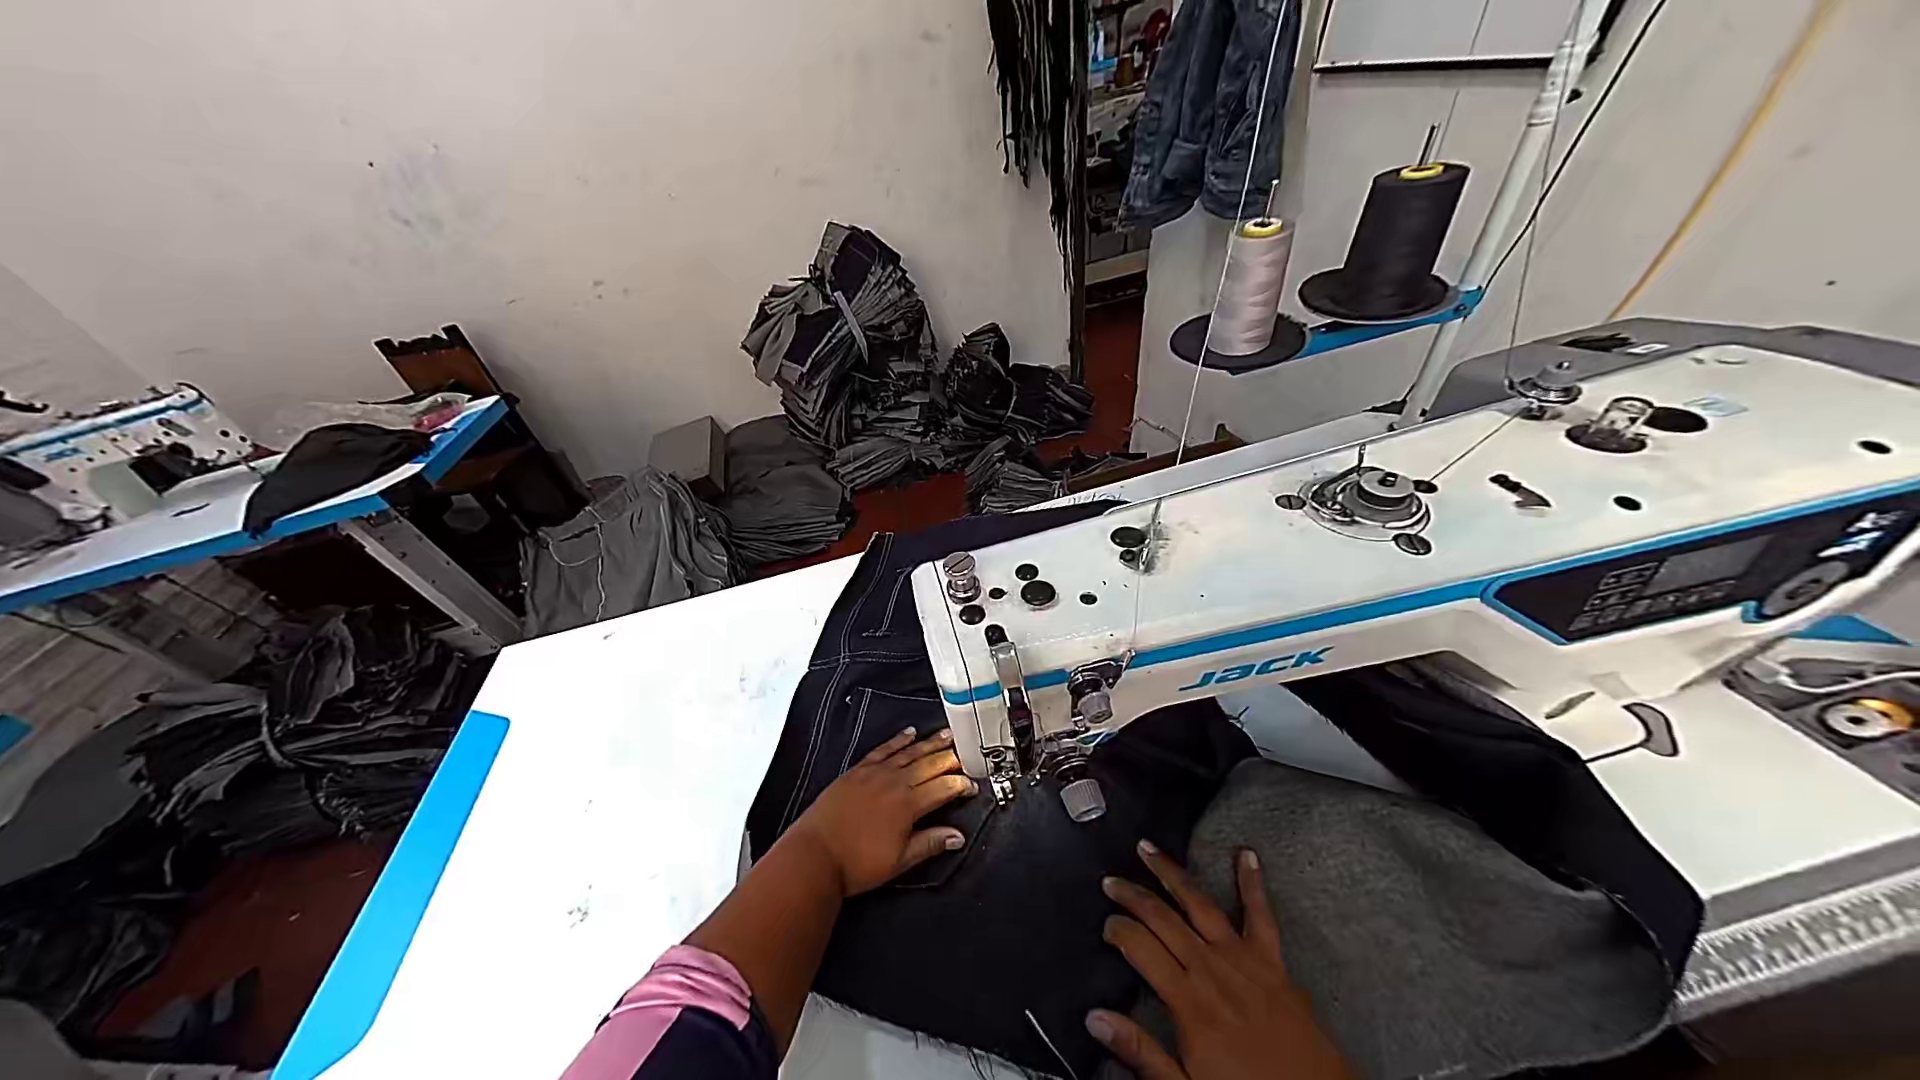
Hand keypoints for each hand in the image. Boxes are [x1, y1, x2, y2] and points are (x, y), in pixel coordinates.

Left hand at [780, 727, 977, 897]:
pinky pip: (884, 749)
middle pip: (930, 764)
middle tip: (967, 752)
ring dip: (930, 743)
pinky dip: (898, 740)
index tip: (972, 785)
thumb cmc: (855, 863)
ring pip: (910, 752)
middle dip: (951, 758)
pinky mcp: (858, 771)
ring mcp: (875, 773)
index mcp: (908, 804)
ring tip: (946, 734)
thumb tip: (957, 836)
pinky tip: (909, 734)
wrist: (815, 855)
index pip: (943, 788)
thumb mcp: (899, 861)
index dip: (961, 785)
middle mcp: (894, 782)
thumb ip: (930, 843)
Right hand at [1087, 840, 1350, 1079]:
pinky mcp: (1272, 961)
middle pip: (1162, 918)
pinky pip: (1260, 915)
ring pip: (1199, 903)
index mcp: (1189, 1001)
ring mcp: (1243, 959)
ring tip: (1147, 849)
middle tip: (1110, 880)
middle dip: (1132, 894)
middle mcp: (1212, 969)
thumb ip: (1140, 1052)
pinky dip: (1253, 882)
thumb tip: (1094, 1016)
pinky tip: (1247, 854)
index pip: (1139, 947)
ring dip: (1171, 873)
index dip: (1117, 930)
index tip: (1107, 926)